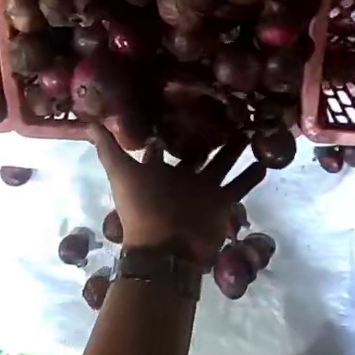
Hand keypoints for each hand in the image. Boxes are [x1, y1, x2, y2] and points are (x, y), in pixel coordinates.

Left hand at [87, 124, 266, 262]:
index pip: (162, 147)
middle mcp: (181, 178)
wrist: (166, 248)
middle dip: (207, 135)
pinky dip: (252, 175)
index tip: (177, 106)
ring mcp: (203, 190)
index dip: (166, 131)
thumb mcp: (121, 172)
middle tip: (223, 112)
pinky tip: (267, 160)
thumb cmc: (142, 207)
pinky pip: (240, 186)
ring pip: (222, 164)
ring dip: (234, 149)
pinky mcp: (221, 203)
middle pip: (196, 152)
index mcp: (157, 171)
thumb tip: (87, 119)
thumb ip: (106, 147)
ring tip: (250, 129)